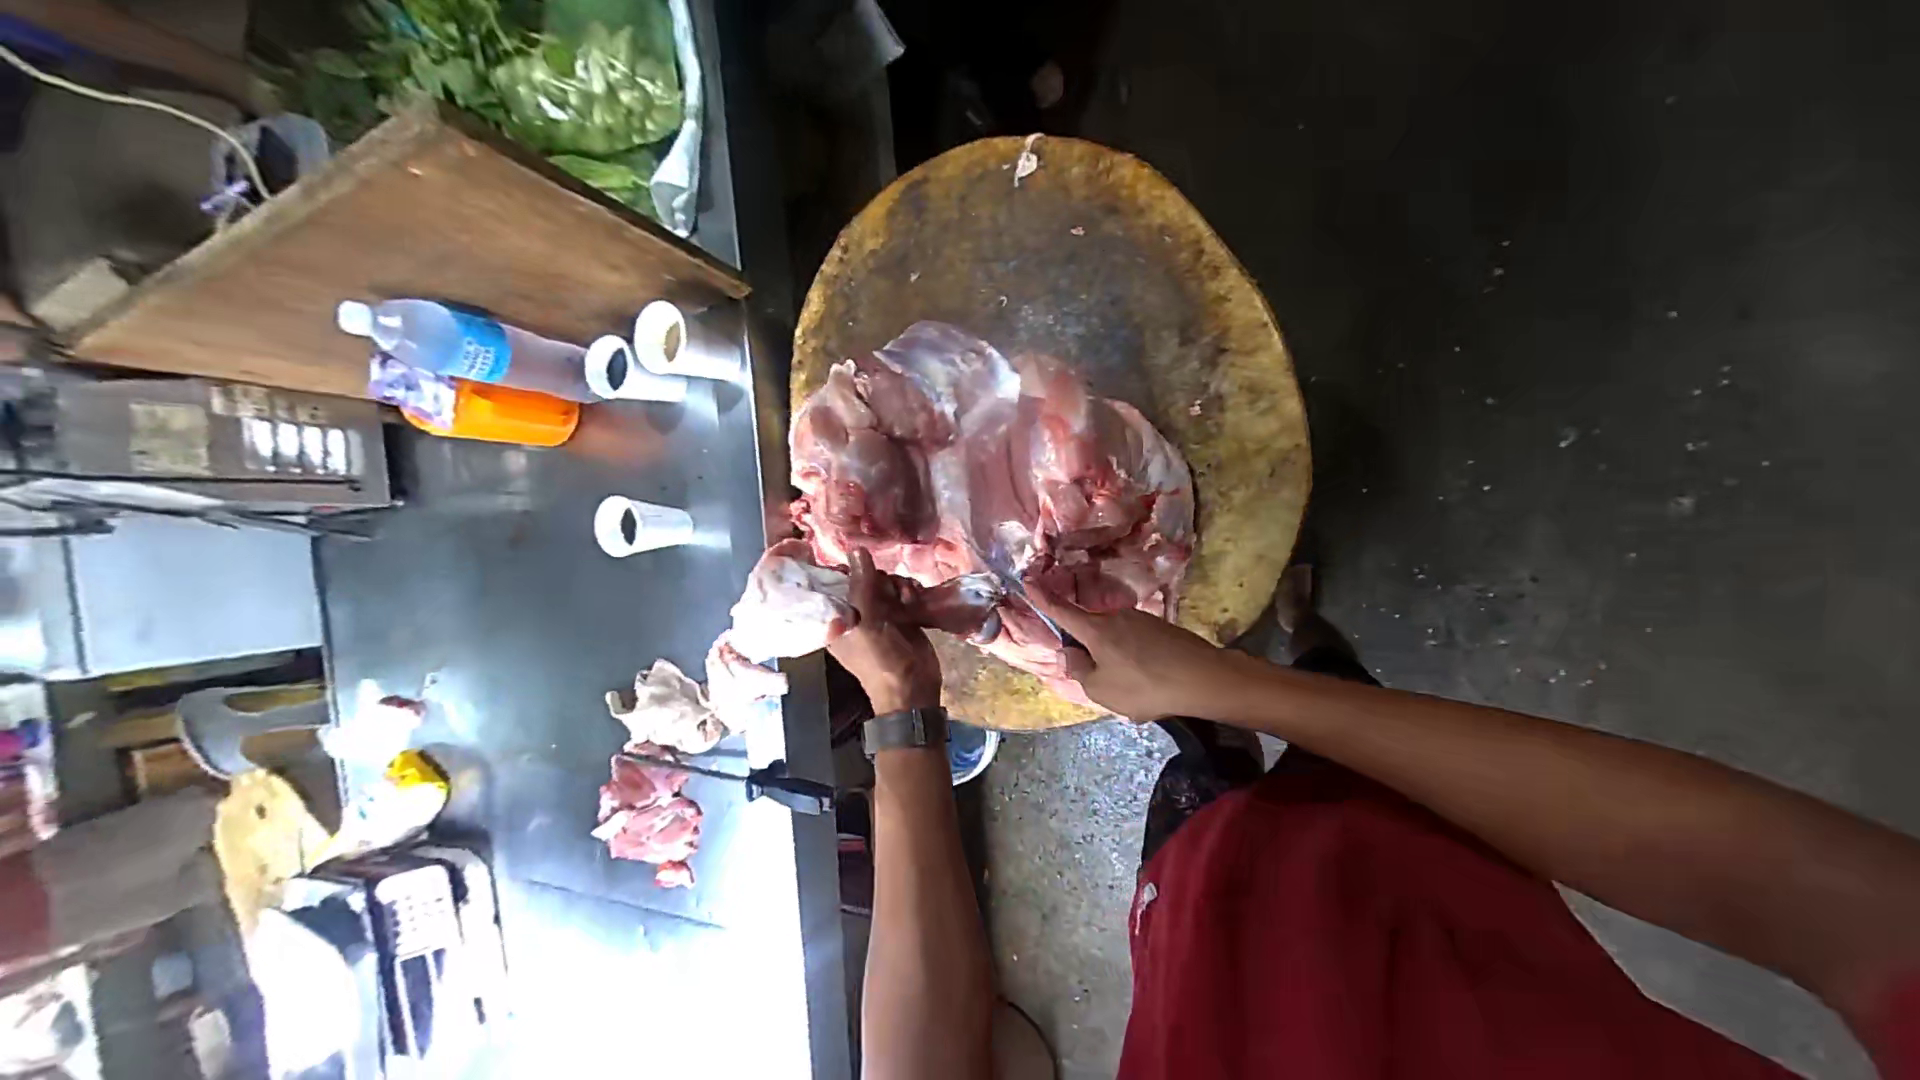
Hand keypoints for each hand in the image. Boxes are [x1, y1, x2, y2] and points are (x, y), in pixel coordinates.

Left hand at [829, 550, 942, 713]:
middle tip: (891, 590)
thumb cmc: (880, 660)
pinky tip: (914, 599)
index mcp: (837, 618)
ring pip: (886, 585)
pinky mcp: (901, 618)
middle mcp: (856, 615)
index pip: (837, 583)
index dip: (851, 572)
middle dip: (880, 580)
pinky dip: (909, 593)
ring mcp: (880, 616)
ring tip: (907, 597)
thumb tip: (856, 549)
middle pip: (865, 580)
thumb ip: (862, 585)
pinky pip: (902, 594)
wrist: (912, 689)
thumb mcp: (867, 622)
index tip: (866, 568)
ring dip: (898, 586)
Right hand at [1027, 588, 1239, 721]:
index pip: (1061, 611)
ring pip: (1115, 639)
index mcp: (1095, 630)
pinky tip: (1150, 683)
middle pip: (1090, 629)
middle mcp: (1116, 617)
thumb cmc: (1144, 686)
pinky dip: (1135, 661)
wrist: (1203, 678)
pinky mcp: (1162, 628)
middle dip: (1087, 649)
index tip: (1028, 581)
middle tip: (1098, 678)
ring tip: (1131, 689)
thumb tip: (1070, 654)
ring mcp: (1141, 620)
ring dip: (1115, 658)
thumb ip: (1079, 671)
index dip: (1042, 598)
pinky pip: (1136, 644)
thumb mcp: (1101, 690)